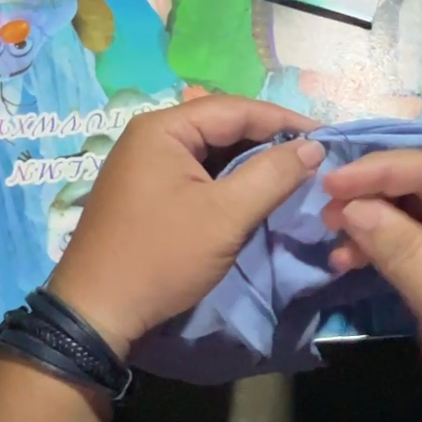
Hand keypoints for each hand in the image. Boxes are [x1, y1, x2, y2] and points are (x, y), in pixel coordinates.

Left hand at [48, 97, 323, 357]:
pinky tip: (254, 191)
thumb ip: (272, 175)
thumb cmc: (161, 257)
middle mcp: (150, 136)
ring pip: (210, 150)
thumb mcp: (225, 216)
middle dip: (268, 139)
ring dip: (250, 161)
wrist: (96, 312)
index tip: (326, 136)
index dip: (284, 119)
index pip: (235, 109)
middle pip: (221, 125)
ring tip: (292, 172)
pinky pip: (195, 172)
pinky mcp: (146, 190)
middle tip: (313, 156)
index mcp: (164, 128)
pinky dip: (227, 179)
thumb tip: (313, 147)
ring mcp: (144, 163)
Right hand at [320, 150, 421, 421]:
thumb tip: (352, 207)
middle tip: (325, 214)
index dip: (381, 170)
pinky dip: (382, 248)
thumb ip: (405, 253)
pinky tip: (352, 261)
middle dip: (373, 193)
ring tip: (335, 242)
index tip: (329, 183)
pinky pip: (416, 244)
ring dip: (373, 222)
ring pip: (416, 214)